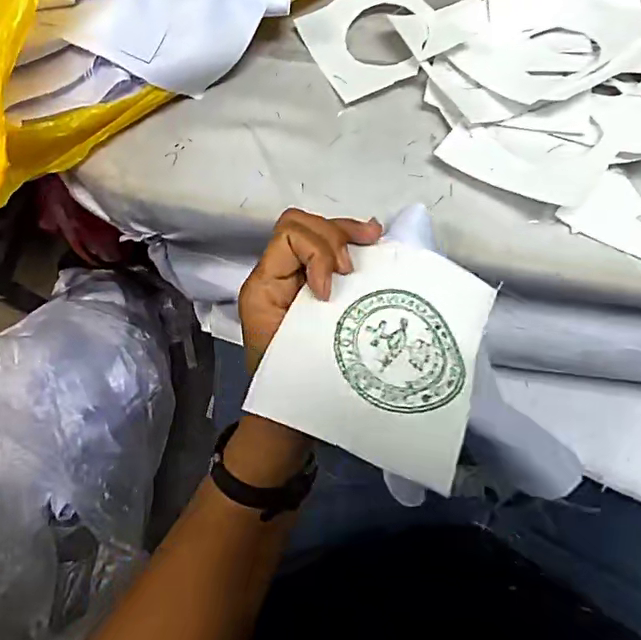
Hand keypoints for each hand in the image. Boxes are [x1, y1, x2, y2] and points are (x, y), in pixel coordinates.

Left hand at [237, 208, 381, 372]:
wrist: (291, 415)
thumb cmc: (288, 384)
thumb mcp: (290, 345)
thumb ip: (306, 311)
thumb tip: (331, 288)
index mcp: (265, 284)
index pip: (289, 236)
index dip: (316, 253)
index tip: (327, 292)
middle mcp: (279, 273)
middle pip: (303, 224)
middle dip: (333, 237)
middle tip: (350, 269)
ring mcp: (299, 277)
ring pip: (319, 231)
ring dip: (346, 235)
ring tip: (373, 240)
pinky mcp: (319, 286)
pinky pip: (333, 252)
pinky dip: (354, 244)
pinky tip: (375, 242)